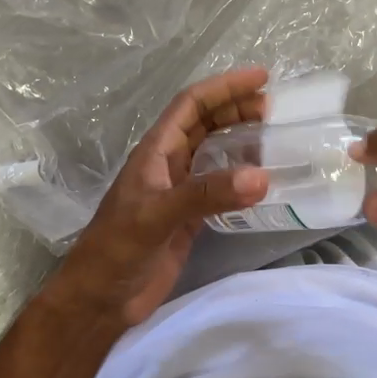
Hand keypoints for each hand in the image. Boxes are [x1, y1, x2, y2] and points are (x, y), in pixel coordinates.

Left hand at [44, 69, 270, 326]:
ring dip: (241, 142)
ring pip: (213, 155)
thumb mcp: (157, 216)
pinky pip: (219, 190)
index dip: (224, 88)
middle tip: (276, 109)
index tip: (262, 78)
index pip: (191, 106)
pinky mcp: (188, 221)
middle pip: (205, 125)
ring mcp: (178, 193)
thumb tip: (261, 176)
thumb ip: (205, 195)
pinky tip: (262, 183)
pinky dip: (241, 181)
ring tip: (276, 139)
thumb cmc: (117, 250)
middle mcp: (167, 166)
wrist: (101, 298)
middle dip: (236, 110)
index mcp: (154, 153)